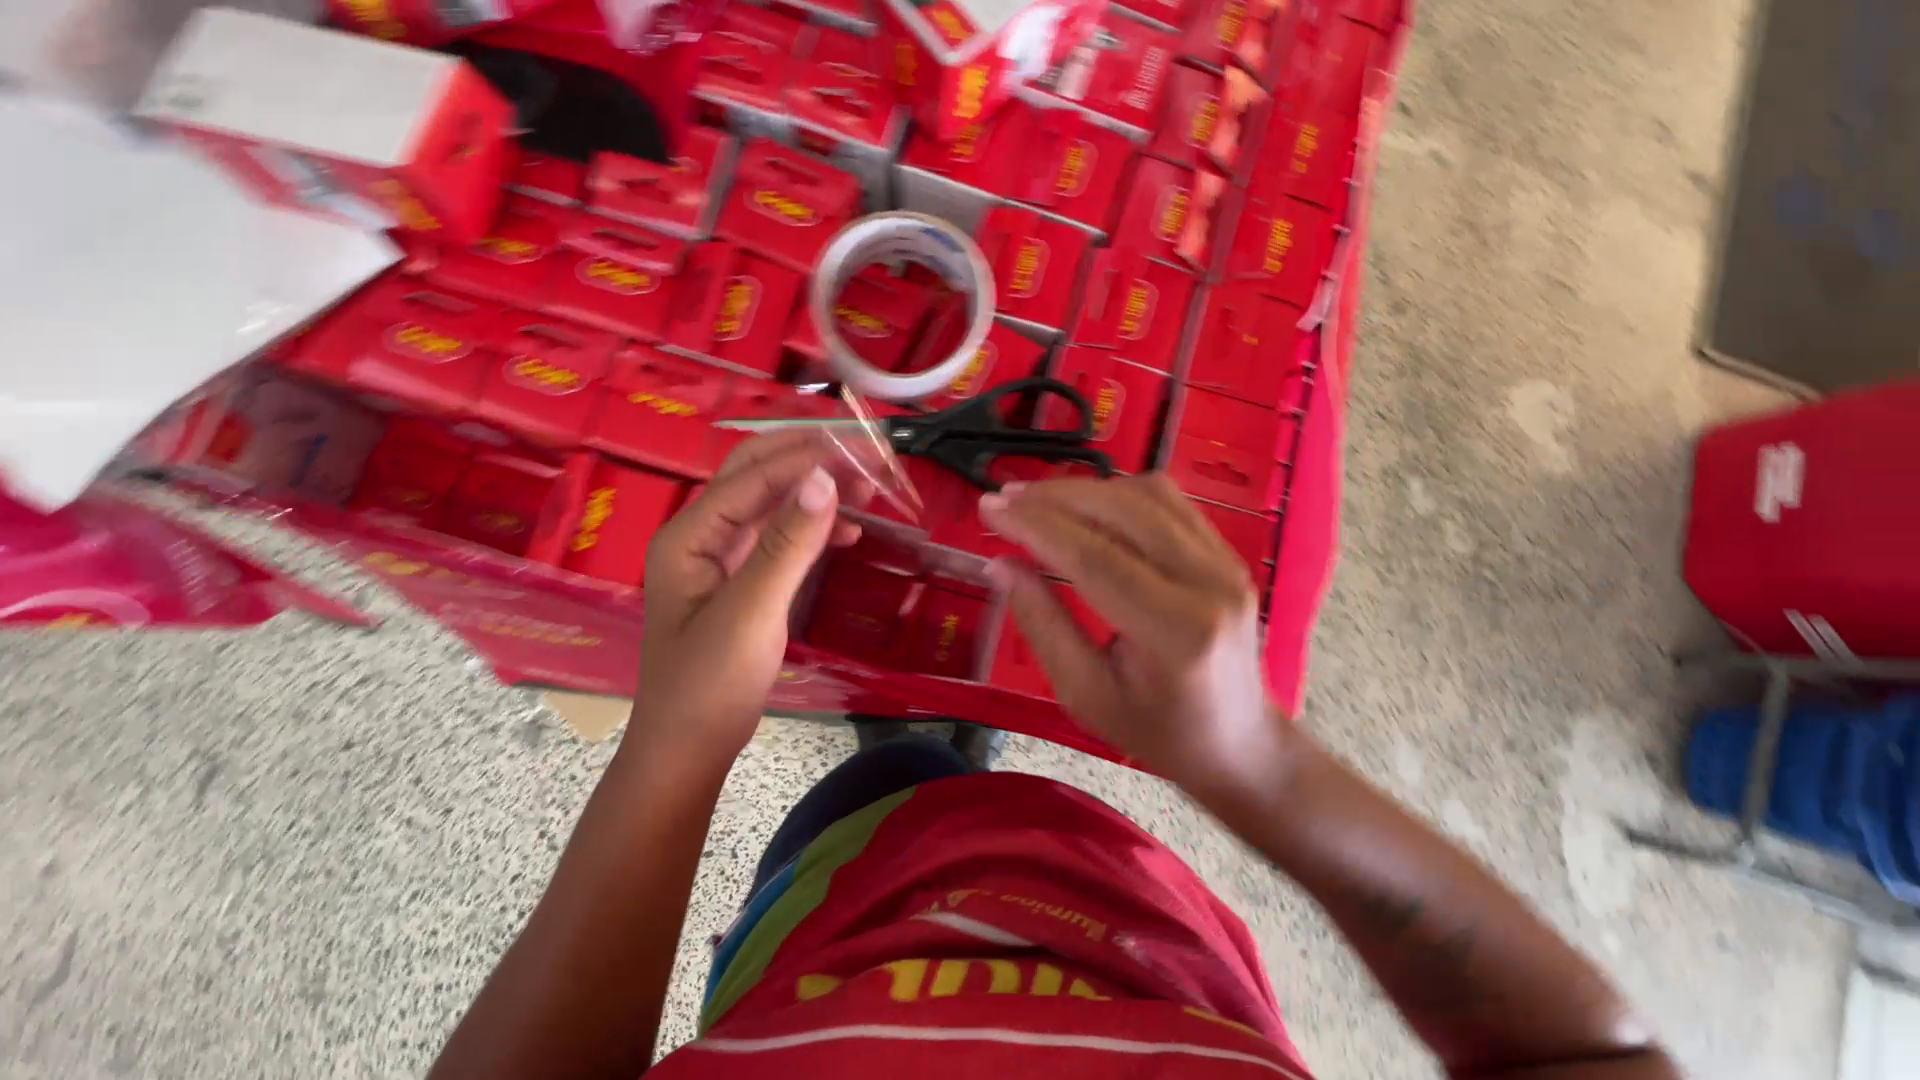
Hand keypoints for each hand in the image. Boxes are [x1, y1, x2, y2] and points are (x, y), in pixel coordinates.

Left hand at [633, 431, 867, 759]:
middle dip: (808, 458)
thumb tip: (825, 478)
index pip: (753, 476)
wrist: (687, 750)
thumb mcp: (752, 612)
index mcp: (689, 535)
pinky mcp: (738, 582)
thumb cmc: (711, 685)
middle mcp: (700, 535)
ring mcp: (718, 558)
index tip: (864, 450)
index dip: (808, 457)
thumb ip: (788, 544)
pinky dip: (811, 526)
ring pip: (769, 504)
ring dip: (813, 489)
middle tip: (866, 455)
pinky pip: (776, 537)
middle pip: (755, 475)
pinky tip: (846, 531)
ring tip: (867, 489)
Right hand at [979, 473, 1295, 800]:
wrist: (1235, 741)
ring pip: (1148, 494)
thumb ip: (1043, 624)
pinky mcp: (1227, 553)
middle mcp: (1209, 583)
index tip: (990, 507)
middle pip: (1124, 511)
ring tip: (1037, 500)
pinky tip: (1085, 505)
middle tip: (1006, 498)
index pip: (1095, 557)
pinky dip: (1119, 494)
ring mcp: (1225, 562)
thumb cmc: (1155, 730)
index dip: (1036, 526)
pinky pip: (1169, 501)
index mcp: (1176, 631)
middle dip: (1055, 497)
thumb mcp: (1085, 693)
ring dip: (1086, 489)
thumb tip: (1001, 564)